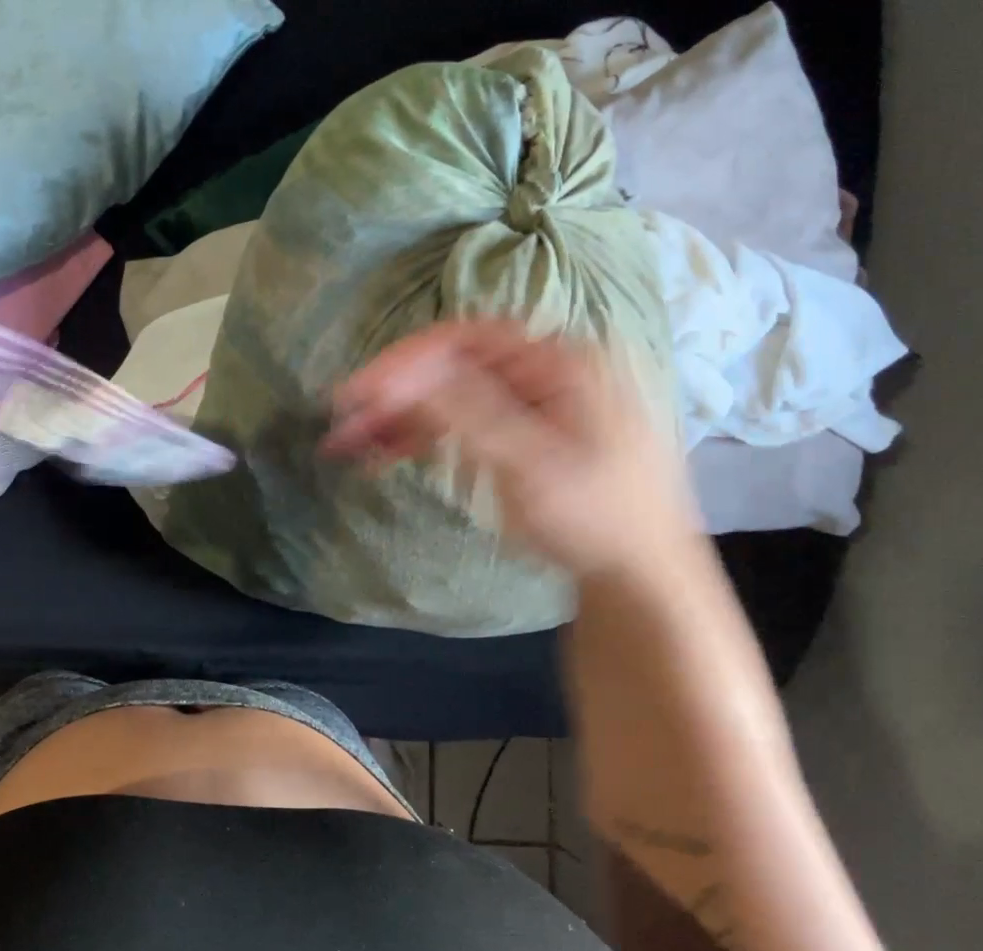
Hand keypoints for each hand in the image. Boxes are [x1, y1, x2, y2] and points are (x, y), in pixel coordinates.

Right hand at [322, 322, 697, 578]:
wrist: (641, 580)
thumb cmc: (595, 519)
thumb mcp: (526, 463)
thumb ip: (461, 413)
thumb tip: (394, 375)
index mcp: (564, 363)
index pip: (469, 338)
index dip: (406, 359)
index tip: (358, 391)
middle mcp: (548, 375)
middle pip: (453, 369)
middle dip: (393, 395)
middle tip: (341, 423)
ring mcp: (534, 408)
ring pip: (449, 399)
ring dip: (397, 418)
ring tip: (346, 446)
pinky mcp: (521, 440)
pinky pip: (460, 425)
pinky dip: (420, 437)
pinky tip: (382, 456)